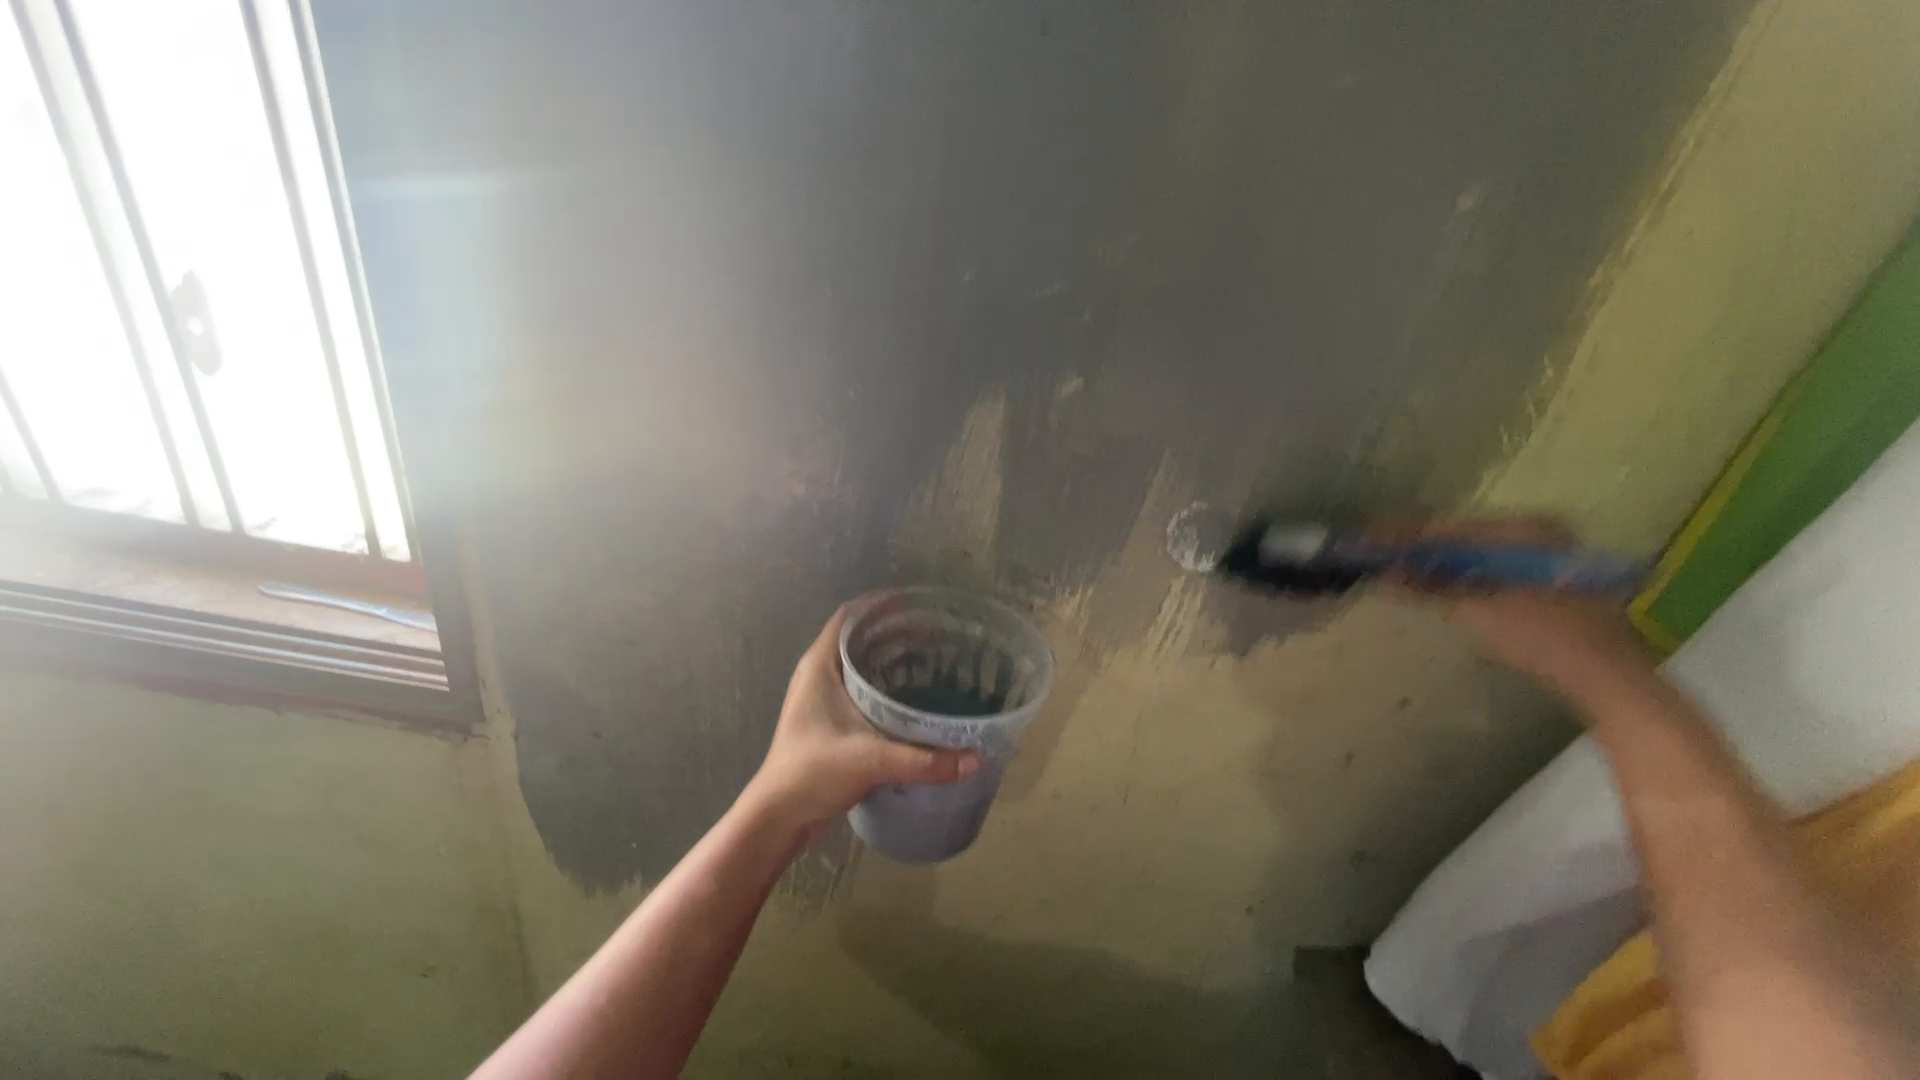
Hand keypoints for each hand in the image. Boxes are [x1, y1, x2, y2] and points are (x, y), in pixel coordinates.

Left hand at [744, 600, 979, 833]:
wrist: (778, 816)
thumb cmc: (812, 772)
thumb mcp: (870, 759)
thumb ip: (923, 759)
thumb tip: (975, 759)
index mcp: (819, 666)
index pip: (848, 616)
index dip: (879, 603)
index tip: (916, 601)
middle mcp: (818, 676)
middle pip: (857, 637)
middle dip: (894, 630)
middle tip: (935, 631)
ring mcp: (821, 700)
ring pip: (859, 665)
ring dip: (890, 657)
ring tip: (930, 657)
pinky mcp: (829, 722)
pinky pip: (861, 689)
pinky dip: (886, 685)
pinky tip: (913, 698)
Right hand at [1383, 516, 1658, 698]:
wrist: (1607, 678)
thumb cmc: (1542, 637)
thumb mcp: (1476, 610)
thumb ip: (1427, 588)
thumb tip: (1383, 575)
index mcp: (1525, 530)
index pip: (1451, 527)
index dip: (1406, 535)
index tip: (1370, 538)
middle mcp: (1540, 533)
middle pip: (1464, 536)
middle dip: (1421, 548)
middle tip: (1379, 554)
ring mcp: (1549, 556)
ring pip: (1478, 553)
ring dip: (1440, 563)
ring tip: (1398, 568)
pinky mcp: (1550, 580)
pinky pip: (1493, 568)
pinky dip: (1463, 575)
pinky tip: (1436, 583)